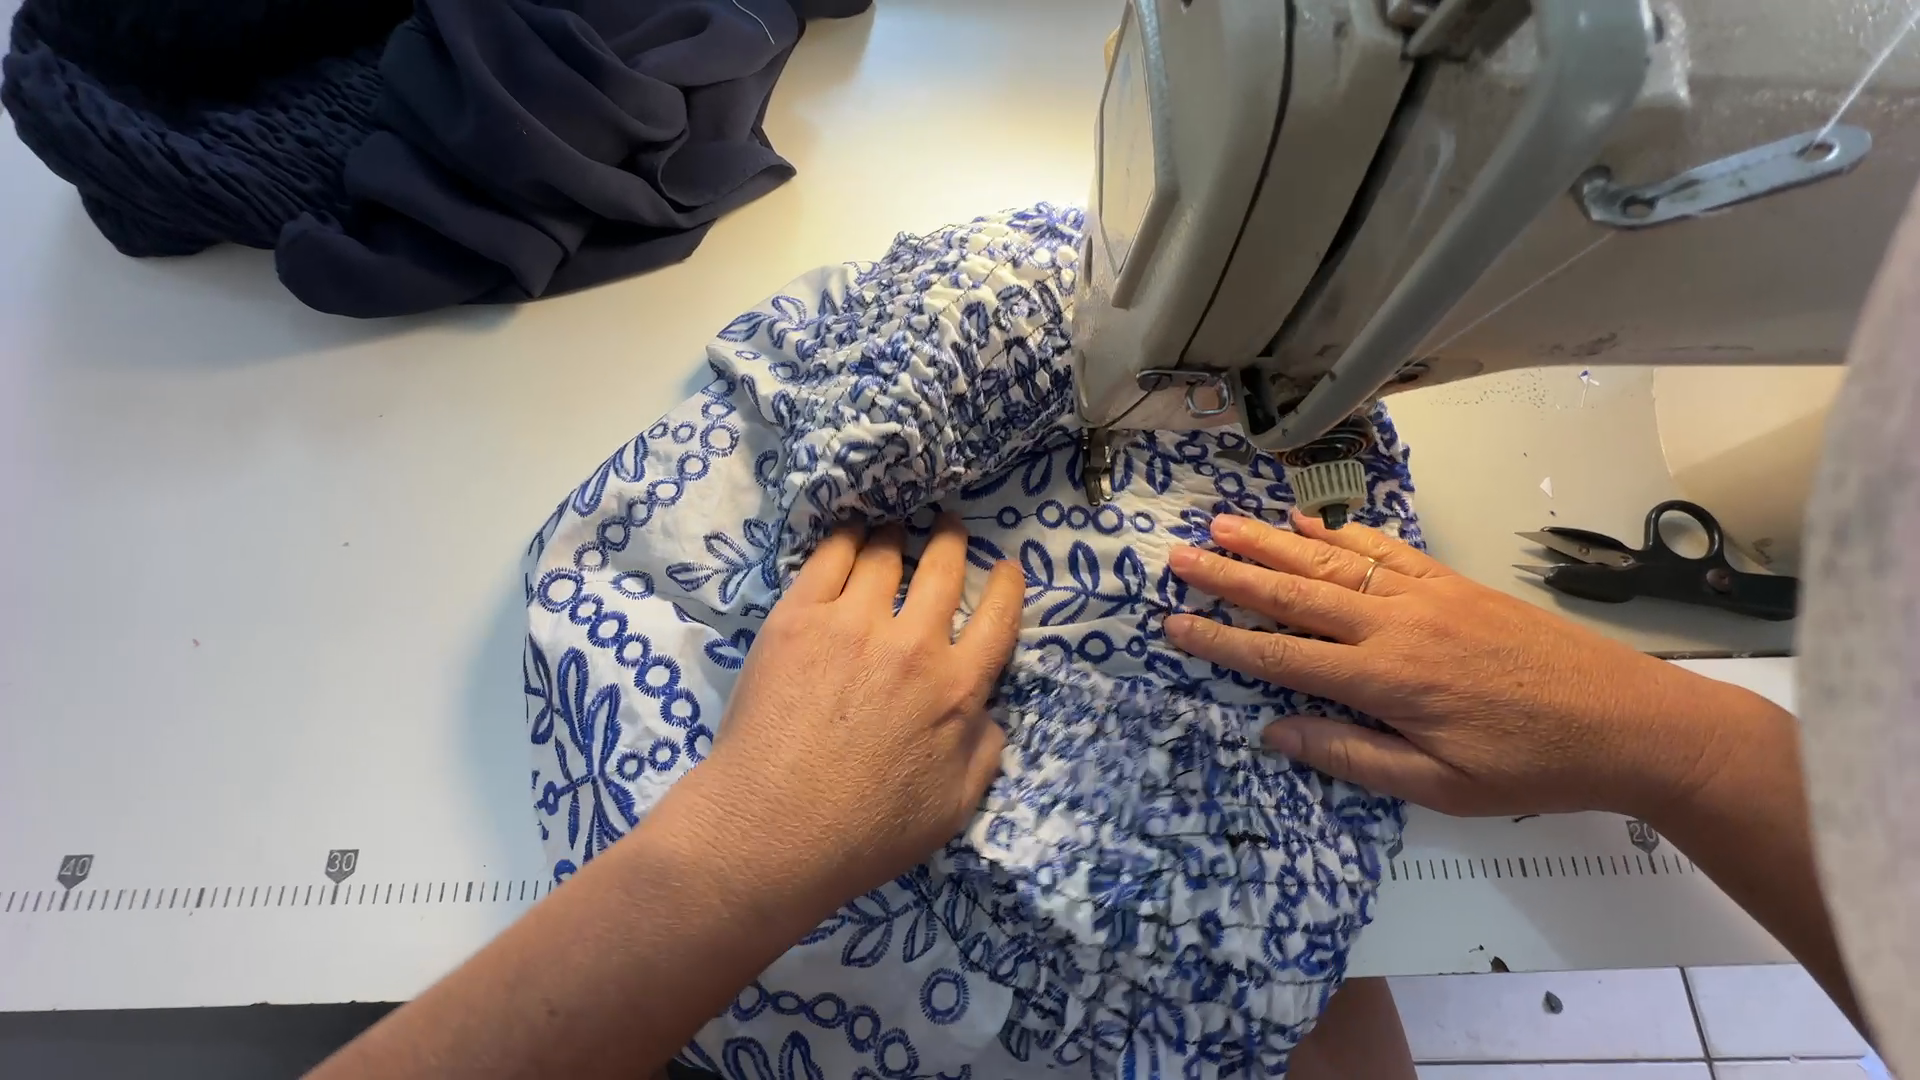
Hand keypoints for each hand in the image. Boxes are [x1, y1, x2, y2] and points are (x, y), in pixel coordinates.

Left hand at [695, 515, 1023, 896]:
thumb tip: (989, 712)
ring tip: (893, 530)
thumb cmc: (866, 832)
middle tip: (948, 526)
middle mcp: (913, 643)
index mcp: (957, 688)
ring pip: (886, 552)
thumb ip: (985, 751)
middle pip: (944, 566)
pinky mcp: (799, 617)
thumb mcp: (955, 807)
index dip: (1007, 583)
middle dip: (952, 538)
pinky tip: (850, 533)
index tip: (1004, 568)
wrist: (770, 831)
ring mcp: (852, 624)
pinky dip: (846, 537)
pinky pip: (830, 556)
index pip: (999, 615)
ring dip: (897, 535)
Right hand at [1163, 512, 1748, 817]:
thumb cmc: (1531, 765)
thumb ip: (1351, 756)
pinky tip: (1306, 522)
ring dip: (1270, 541)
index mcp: (1384, 680)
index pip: (1280, 656)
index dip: (1221, 640)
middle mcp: (1392, 625)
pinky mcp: (1450, 581)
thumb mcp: (1440, 786)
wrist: (1636, 723)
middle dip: (1229, 574)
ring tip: (1222, 523)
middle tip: (1178, 554)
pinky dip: (1339, 534)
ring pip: (1328, 563)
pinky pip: (1383, 550)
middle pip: (1292, 594)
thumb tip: (1274, 732)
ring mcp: (1422, 595)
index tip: (1174, 624)